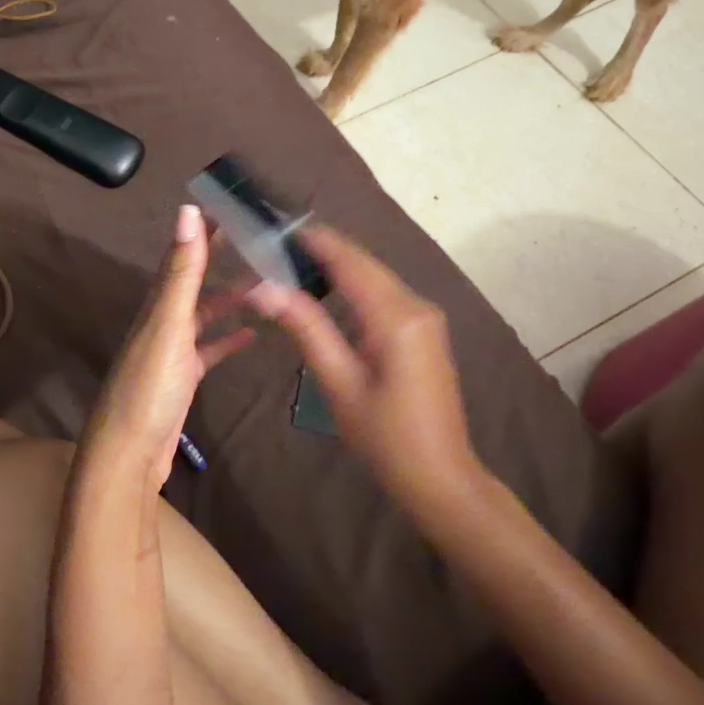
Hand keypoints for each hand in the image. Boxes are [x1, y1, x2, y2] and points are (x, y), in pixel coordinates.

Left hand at [86, 205, 254, 488]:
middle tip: (258, 239)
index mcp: (158, 304)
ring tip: (265, 283)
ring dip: (229, 297)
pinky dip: (227, 339)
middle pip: (193, 280)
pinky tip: (251, 336)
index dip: (204, 228)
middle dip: (220, 257)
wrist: (129, 454)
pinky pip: (208, 349)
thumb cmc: (148, 388)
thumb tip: (188, 210)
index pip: (182, 254)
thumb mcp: (168, 325)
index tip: (233, 203)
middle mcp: (161, 320)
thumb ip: (180, 273)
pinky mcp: (182, 377)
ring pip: (204, 313)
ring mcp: (171, 350)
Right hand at [248, 226, 480, 509]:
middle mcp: (416, 306)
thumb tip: (263, 287)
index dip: (313, 240)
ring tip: (287, 262)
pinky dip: (351, 284)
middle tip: (272, 245)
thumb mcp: (338, 383)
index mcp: (396, 317)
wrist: (440, 477)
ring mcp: (424, 317)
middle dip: (320, 249)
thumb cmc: (385, 436)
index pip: (350, 261)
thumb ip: (305, 328)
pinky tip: (323, 290)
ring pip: (373, 275)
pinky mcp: (422, 330)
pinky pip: (382, 293)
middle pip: (363, 263)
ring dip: (335, 265)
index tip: (273, 226)